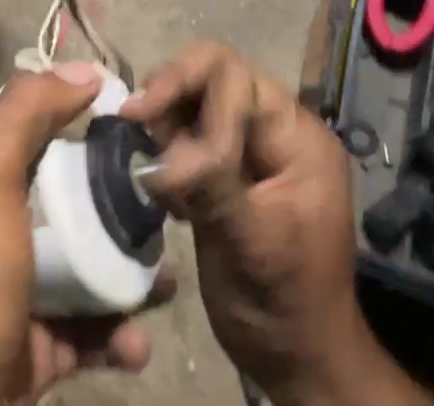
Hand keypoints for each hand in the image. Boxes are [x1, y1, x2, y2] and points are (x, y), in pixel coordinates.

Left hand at [0, 63, 164, 405]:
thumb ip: (26, 115)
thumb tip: (82, 70)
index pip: (34, 134)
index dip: (81, 122)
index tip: (136, 123)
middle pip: (69, 204)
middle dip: (119, 207)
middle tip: (164, 210)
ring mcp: (17, 292)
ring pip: (87, 270)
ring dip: (130, 277)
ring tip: (165, 283)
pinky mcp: (37, 347)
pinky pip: (89, 332)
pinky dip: (118, 335)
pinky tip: (135, 342)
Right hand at [121, 43, 428, 405]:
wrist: (297, 359)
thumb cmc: (286, 304)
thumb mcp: (254, 246)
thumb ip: (213, 189)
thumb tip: (161, 157)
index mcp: (296, 137)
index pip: (233, 75)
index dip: (184, 85)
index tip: (141, 118)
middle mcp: (273, 132)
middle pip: (211, 78)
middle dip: (169, 99)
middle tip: (136, 131)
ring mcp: (248, 152)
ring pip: (192, 106)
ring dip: (163, 129)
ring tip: (153, 172)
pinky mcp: (223, 174)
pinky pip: (185, 140)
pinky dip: (164, 155)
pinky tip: (165, 196)